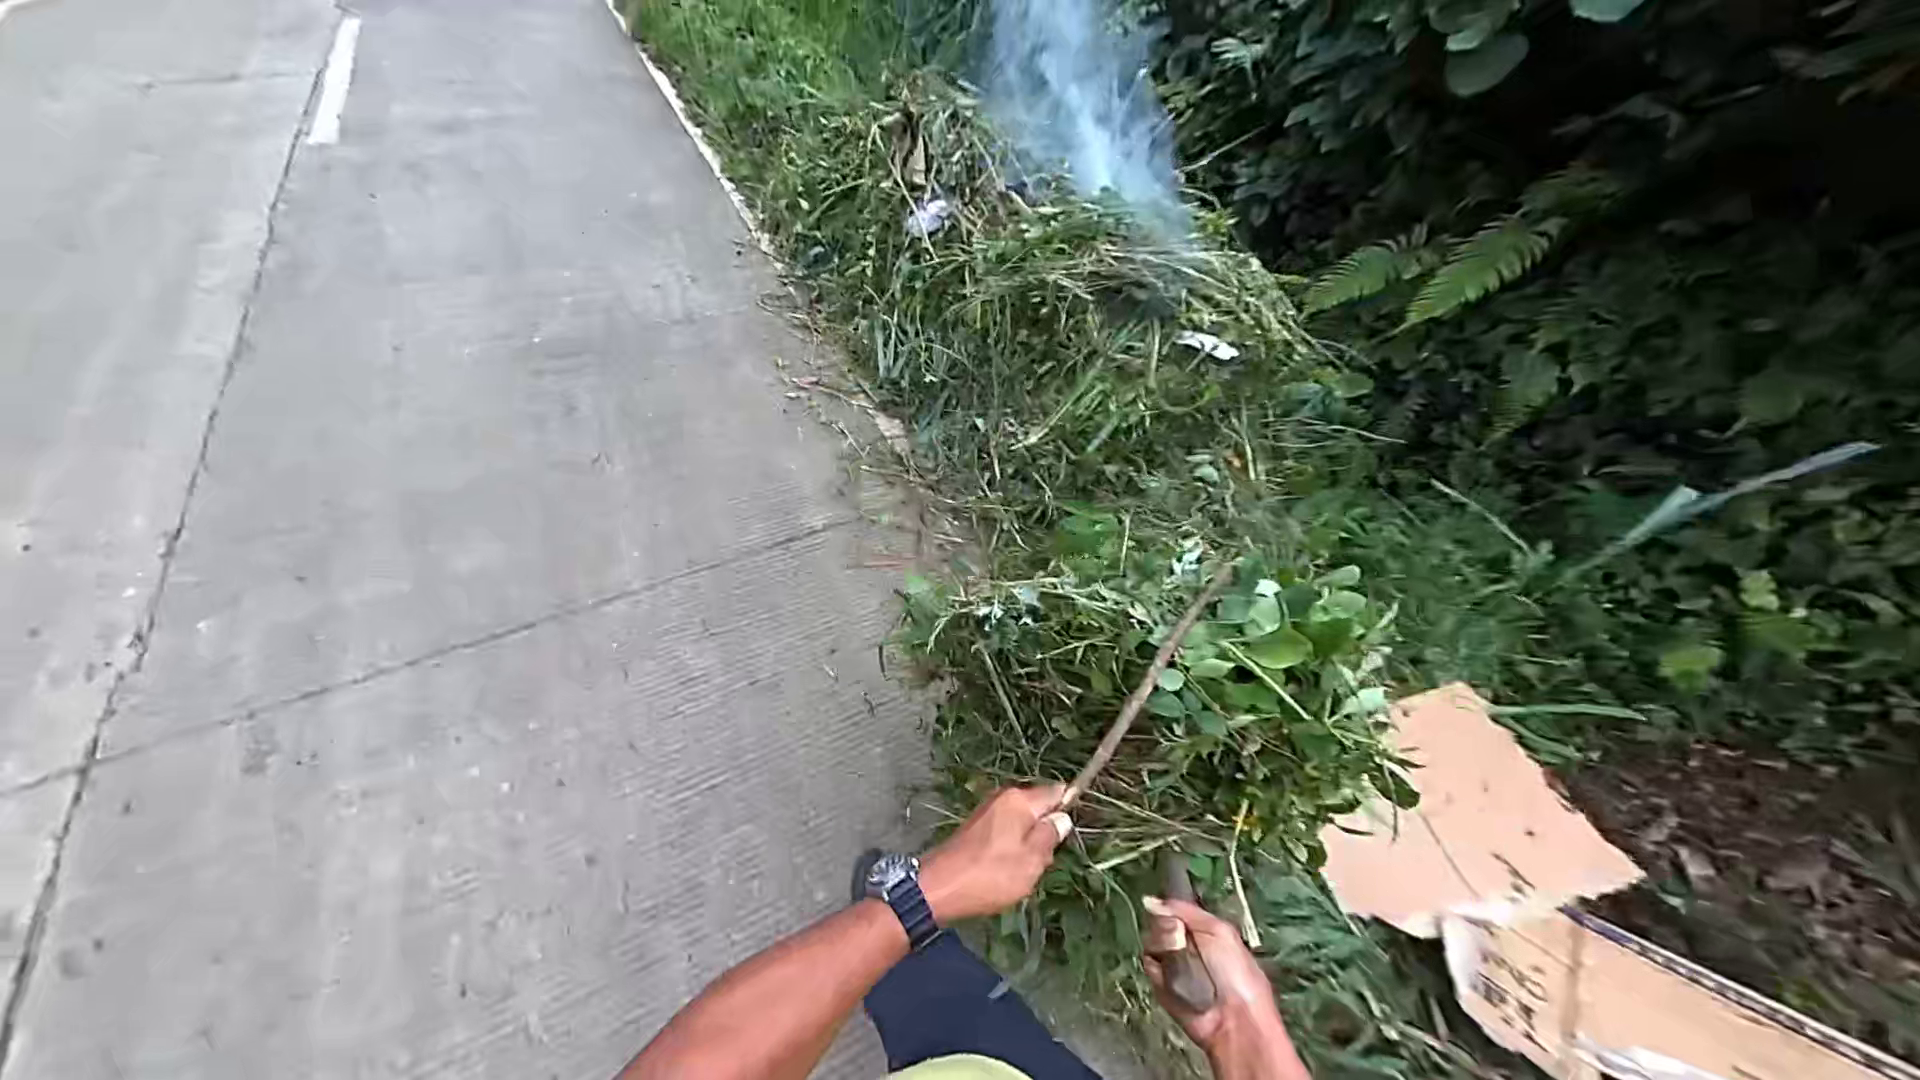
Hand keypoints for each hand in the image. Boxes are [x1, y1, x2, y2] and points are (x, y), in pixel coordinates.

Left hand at [918, 785, 1072, 922]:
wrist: (939, 886)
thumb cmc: (991, 874)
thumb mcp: (1031, 860)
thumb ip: (1050, 836)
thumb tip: (1063, 818)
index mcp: (1019, 799)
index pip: (1056, 792)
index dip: (1069, 808)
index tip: (1073, 832)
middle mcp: (1003, 796)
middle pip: (1039, 806)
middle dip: (1047, 830)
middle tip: (1044, 860)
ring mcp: (988, 809)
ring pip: (1023, 820)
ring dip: (1029, 842)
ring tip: (1024, 870)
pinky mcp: (978, 825)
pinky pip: (1006, 828)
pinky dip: (1012, 845)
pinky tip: (1007, 869)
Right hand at [1143, 896, 1308, 1079]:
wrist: (1236, 1022)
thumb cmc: (1237, 975)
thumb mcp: (1219, 931)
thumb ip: (1185, 909)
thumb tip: (1150, 901)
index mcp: (1201, 929)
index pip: (1172, 907)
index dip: (1168, 907)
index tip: (1168, 910)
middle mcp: (1184, 943)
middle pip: (1158, 920)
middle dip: (1166, 927)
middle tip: (1181, 938)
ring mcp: (1171, 963)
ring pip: (1151, 940)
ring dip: (1164, 946)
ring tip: (1183, 962)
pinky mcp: (1161, 984)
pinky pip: (1149, 964)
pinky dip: (1159, 968)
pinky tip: (1173, 976)